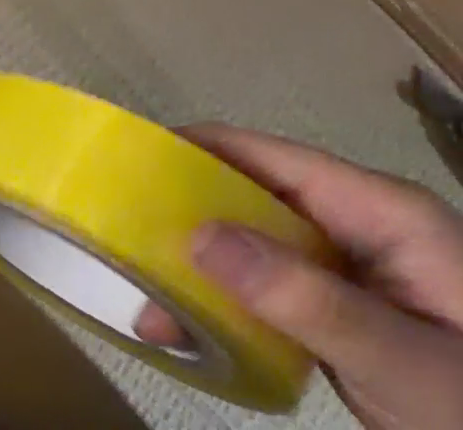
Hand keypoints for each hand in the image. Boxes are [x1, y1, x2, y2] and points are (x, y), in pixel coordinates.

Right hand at [135, 124, 462, 426]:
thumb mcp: (406, 362)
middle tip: (118, 257)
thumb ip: (310, 300)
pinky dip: (215, 303)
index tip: (108, 176)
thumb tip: (196, 236)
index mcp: (377, 209)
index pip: (253, 153)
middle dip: (173, 226)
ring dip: (187, 274)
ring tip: (150, 316)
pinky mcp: (332, 304)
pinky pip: (256, 285)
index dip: (178, 152)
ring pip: (239, 244)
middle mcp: (353, 223)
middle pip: (236, 195)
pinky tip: (186, 332)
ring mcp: (343, 265)